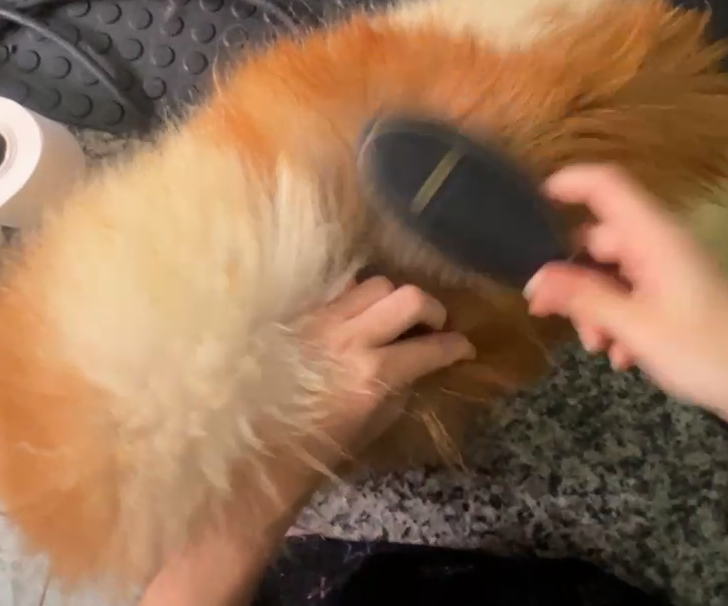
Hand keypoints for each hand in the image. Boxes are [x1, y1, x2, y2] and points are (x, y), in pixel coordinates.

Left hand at [297, 276, 475, 472]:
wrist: (262, 441)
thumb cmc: (323, 444)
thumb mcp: (375, 423)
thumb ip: (401, 385)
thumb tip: (421, 360)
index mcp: (373, 375)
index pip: (430, 347)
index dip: (456, 346)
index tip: (465, 347)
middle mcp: (351, 338)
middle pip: (407, 296)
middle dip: (432, 308)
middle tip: (434, 324)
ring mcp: (324, 320)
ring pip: (375, 283)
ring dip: (394, 298)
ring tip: (395, 317)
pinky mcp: (305, 314)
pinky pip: (342, 290)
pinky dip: (359, 298)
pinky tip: (360, 316)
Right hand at [522, 165, 727, 432]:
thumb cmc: (708, 353)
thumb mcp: (635, 328)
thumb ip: (581, 298)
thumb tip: (533, 278)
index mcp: (654, 237)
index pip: (606, 184)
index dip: (568, 183)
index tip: (530, 205)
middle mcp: (660, 244)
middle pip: (598, 238)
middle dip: (573, 277)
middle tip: (552, 314)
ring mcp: (670, 269)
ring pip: (611, 272)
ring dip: (594, 306)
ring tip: (598, 347)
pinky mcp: (678, 294)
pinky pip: (631, 293)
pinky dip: (617, 318)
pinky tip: (622, 355)